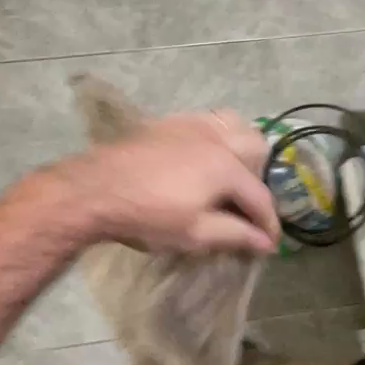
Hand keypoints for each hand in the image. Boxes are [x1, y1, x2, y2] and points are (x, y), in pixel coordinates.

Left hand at [41, 108, 280, 254]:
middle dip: (260, 177)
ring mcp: (191, 124)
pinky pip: (204, 119)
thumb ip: (235, 235)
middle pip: (256, 148)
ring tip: (230, 173)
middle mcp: (216, 138)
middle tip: (246, 205)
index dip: (268, 224)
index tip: (270, 245)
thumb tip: (266, 243)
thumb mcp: (195, 234)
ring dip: (241, 147)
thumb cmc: (147, 216)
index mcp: (227, 166)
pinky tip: (200, 156)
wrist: (93, 190)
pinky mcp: (167, 122)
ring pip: (233, 124)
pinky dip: (215, 135)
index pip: (260, 197)